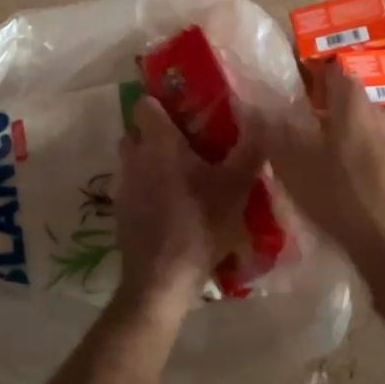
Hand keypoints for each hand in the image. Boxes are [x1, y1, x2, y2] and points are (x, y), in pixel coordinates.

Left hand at [113, 95, 257, 314]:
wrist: (160, 280)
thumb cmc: (199, 225)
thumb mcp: (234, 189)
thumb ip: (249, 152)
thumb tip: (264, 119)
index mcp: (158, 142)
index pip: (145, 104)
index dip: (160, 103)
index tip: (182, 109)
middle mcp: (134, 157)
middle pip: (136, 130)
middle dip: (154, 131)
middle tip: (185, 141)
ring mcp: (123, 185)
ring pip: (132, 159)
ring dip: (149, 160)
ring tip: (180, 174)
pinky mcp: (120, 212)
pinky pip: (132, 187)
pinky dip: (146, 188)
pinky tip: (170, 205)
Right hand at [256, 61, 384, 271]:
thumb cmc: (342, 197)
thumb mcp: (294, 165)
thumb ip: (272, 133)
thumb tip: (253, 108)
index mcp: (353, 105)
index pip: (336, 73)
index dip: (316, 76)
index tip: (296, 89)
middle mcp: (381, 117)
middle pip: (352, 103)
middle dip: (329, 111)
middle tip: (302, 129)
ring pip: (367, 131)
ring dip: (346, 140)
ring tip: (323, 161)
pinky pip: (380, 159)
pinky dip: (363, 165)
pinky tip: (349, 190)